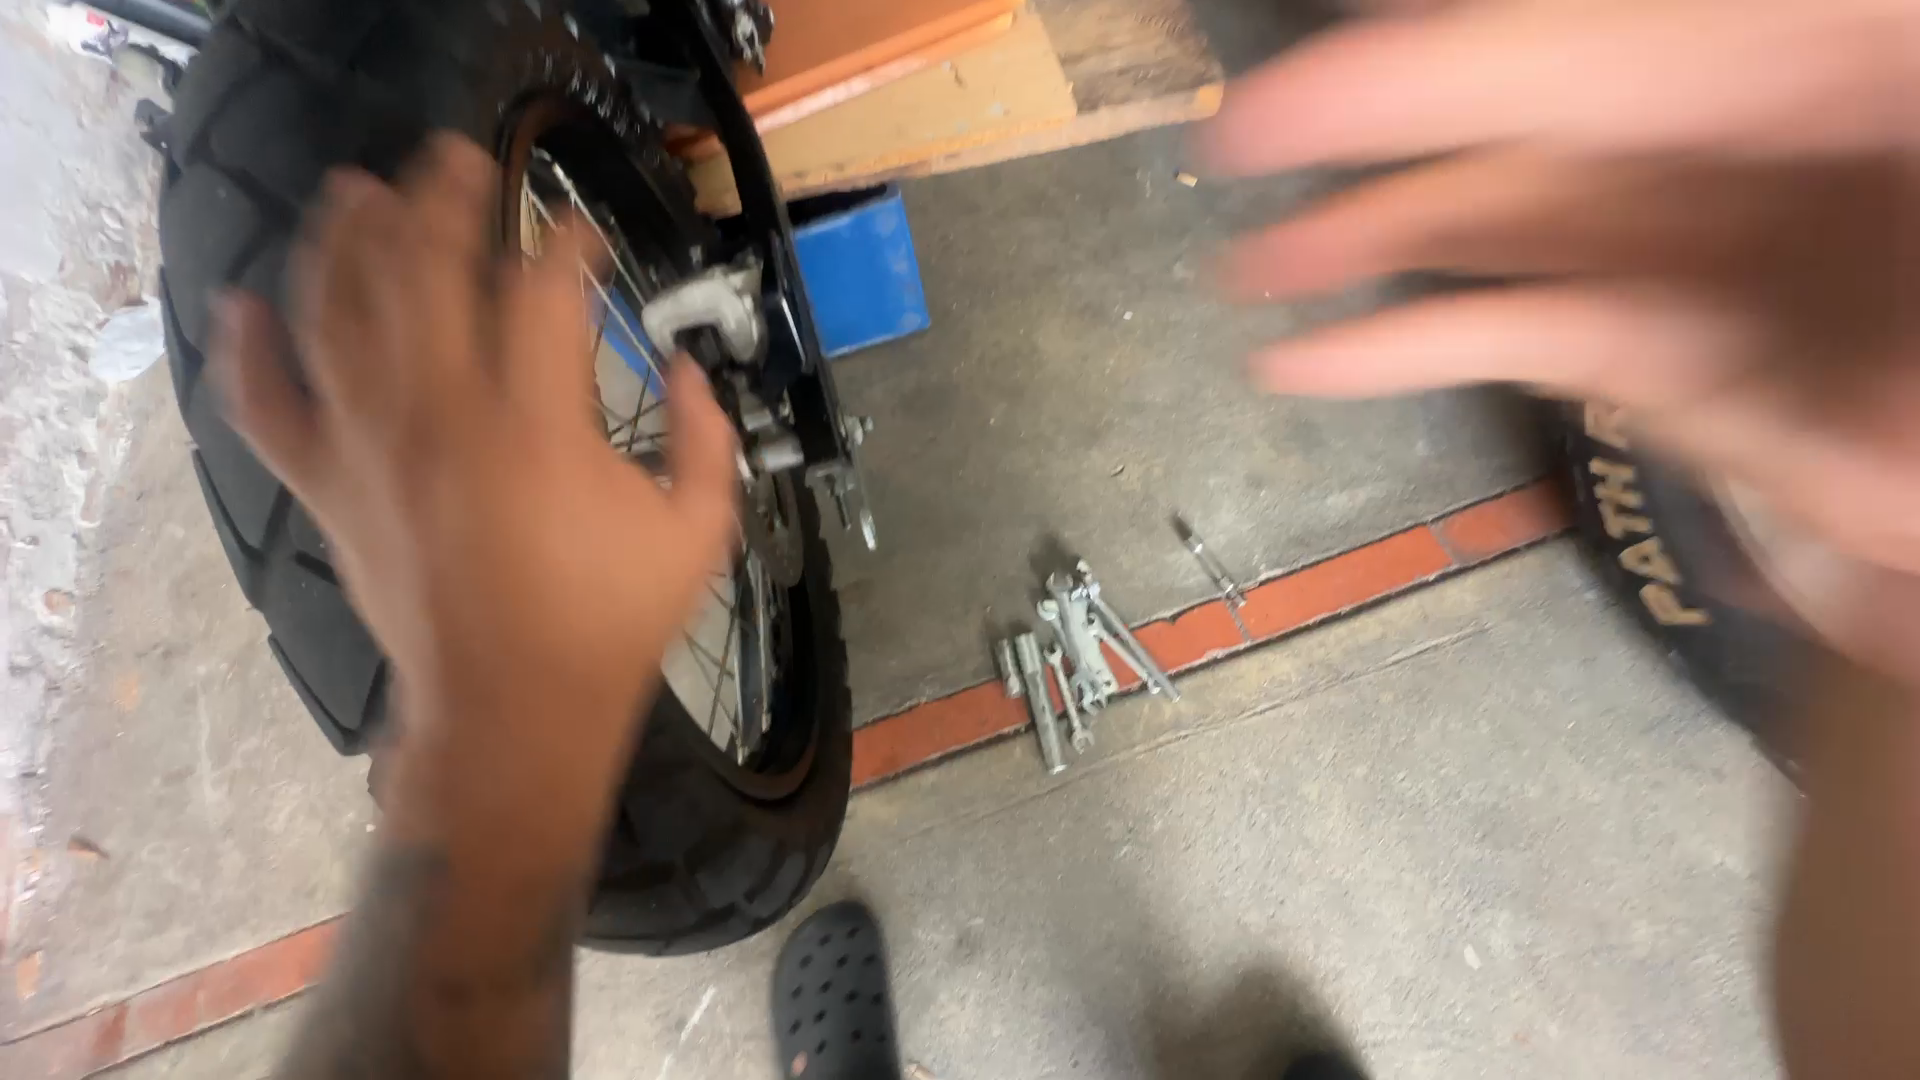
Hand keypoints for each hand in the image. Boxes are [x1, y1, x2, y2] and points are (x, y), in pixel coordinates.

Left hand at [209, 133, 738, 728]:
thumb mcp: (700, 530)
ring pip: (336, 314)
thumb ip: (706, 440)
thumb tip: (693, 374)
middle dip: (443, 200)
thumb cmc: (615, 620)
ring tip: (357, 189)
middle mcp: (444, 416)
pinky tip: (248, 304)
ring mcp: (373, 450)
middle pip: (425, 272)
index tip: (582, 230)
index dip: (565, 245)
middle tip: (458, 157)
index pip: (545, 294)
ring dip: (345, 239)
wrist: (519, 708)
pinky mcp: (332, 490)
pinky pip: (270, 406)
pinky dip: (249, 351)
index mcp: (542, 426)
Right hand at [1202, 0, 1919, 669]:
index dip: (1427, 65)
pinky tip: (1299, 364)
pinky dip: (1398, 354)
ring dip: (1359, 247)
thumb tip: (1735, 42)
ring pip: (1493, 228)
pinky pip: (1506, 338)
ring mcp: (1689, 248)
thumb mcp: (1904, 136)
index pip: (1597, 38)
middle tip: (1232, 147)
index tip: (1293, 83)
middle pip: (1524, 120)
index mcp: (1827, 54)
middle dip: (1369, 137)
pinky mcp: (1647, 351)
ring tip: (1247, 268)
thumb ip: (1803, 107)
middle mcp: (1743, 136)